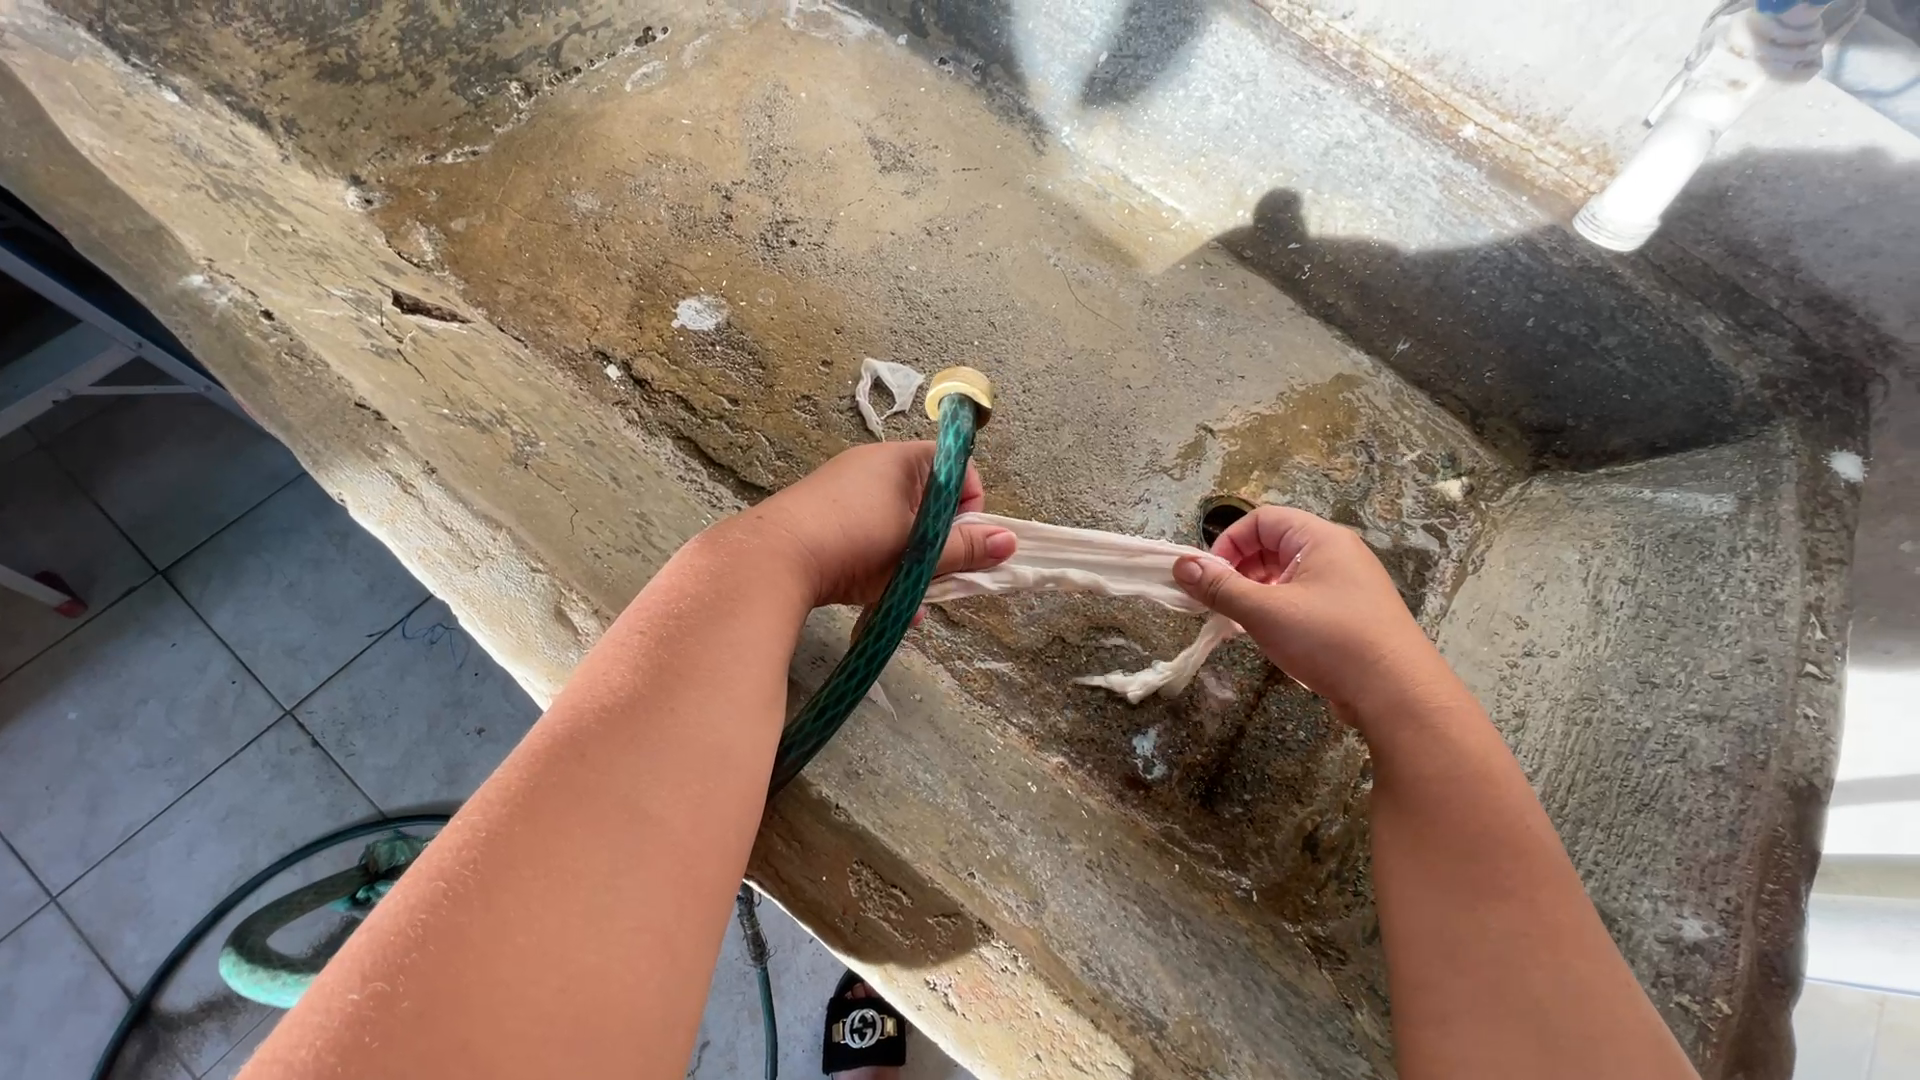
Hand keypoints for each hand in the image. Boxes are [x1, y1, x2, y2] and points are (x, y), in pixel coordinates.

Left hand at [743, 441, 1015, 608]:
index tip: (962, 540)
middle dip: (940, 547)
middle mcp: (873, 470)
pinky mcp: (825, 524)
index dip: (970, 506)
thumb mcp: (917, 547)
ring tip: (909, 600)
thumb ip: (964, 546)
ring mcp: (846, 496)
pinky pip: (870, 543)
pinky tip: (883, 604)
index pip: (957, 468)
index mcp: (900, 460)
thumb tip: (1011, 543)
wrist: (771, 560)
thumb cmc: (853, 540)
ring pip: (900, 531)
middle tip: (939, 576)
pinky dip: (882, 570)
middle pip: (930, 504)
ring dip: (913, 567)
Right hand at [1172, 506, 1453, 725]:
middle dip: (1239, 570)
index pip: (1262, 520)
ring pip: (1287, 575)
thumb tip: (1180, 565)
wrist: (1397, 694)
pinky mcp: (1350, 614)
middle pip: (1273, 545)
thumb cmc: (1329, 640)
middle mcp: (1337, 554)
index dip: (1229, 543)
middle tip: (1220, 602)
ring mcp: (1347, 585)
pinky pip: (1303, 598)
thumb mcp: (1264, 611)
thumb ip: (1219, 587)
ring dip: (1256, 592)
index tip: (1209, 576)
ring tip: (1240, 622)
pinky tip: (1269, 637)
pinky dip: (1278, 610)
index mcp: (1321, 539)